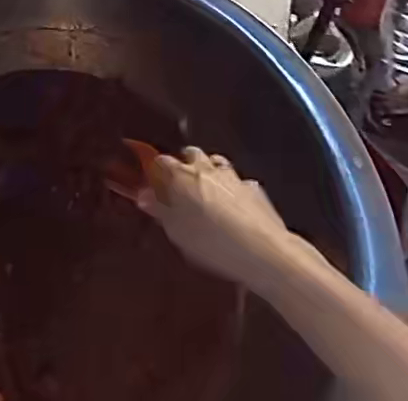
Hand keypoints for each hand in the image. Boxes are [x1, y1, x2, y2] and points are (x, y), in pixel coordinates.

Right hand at [136, 147, 310, 282]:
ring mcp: (232, 176)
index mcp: (180, 174)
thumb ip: (159, 209)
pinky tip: (235, 206)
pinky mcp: (254, 189)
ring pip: (216, 163)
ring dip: (210, 172)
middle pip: (190, 154)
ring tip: (207, 193)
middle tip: (181, 185)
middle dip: (185, 164)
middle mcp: (204, 168)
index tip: (153, 183)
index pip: (160, 161)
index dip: (155, 171)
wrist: (264, 251)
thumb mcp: (176, 231)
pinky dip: (234, 190)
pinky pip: (239, 182)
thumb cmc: (211, 241)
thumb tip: (144, 195)